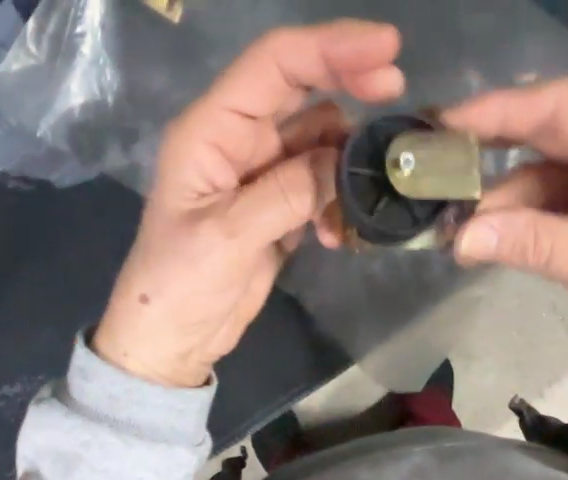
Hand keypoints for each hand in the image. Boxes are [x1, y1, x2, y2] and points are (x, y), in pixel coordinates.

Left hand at [91, 21, 404, 388]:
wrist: (169, 343)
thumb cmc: (177, 287)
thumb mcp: (227, 238)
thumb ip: (285, 195)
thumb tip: (341, 164)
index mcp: (209, 133)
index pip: (272, 66)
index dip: (329, 49)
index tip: (387, 51)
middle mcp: (234, 144)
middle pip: (299, 92)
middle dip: (349, 84)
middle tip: (398, 94)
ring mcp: (257, 178)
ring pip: (316, 142)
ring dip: (346, 160)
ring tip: (370, 189)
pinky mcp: (273, 211)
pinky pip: (317, 187)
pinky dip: (336, 201)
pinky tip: (339, 233)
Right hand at [442, 80, 567, 429]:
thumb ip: (530, 244)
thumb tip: (458, 239)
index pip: (561, 108)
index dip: (498, 112)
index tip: (441, 125)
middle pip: (549, 136)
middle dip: (491, 155)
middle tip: (434, 170)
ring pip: (545, 175)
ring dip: (502, 202)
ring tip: (454, 232)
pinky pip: (554, 203)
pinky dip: (520, 221)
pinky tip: (486, 240)